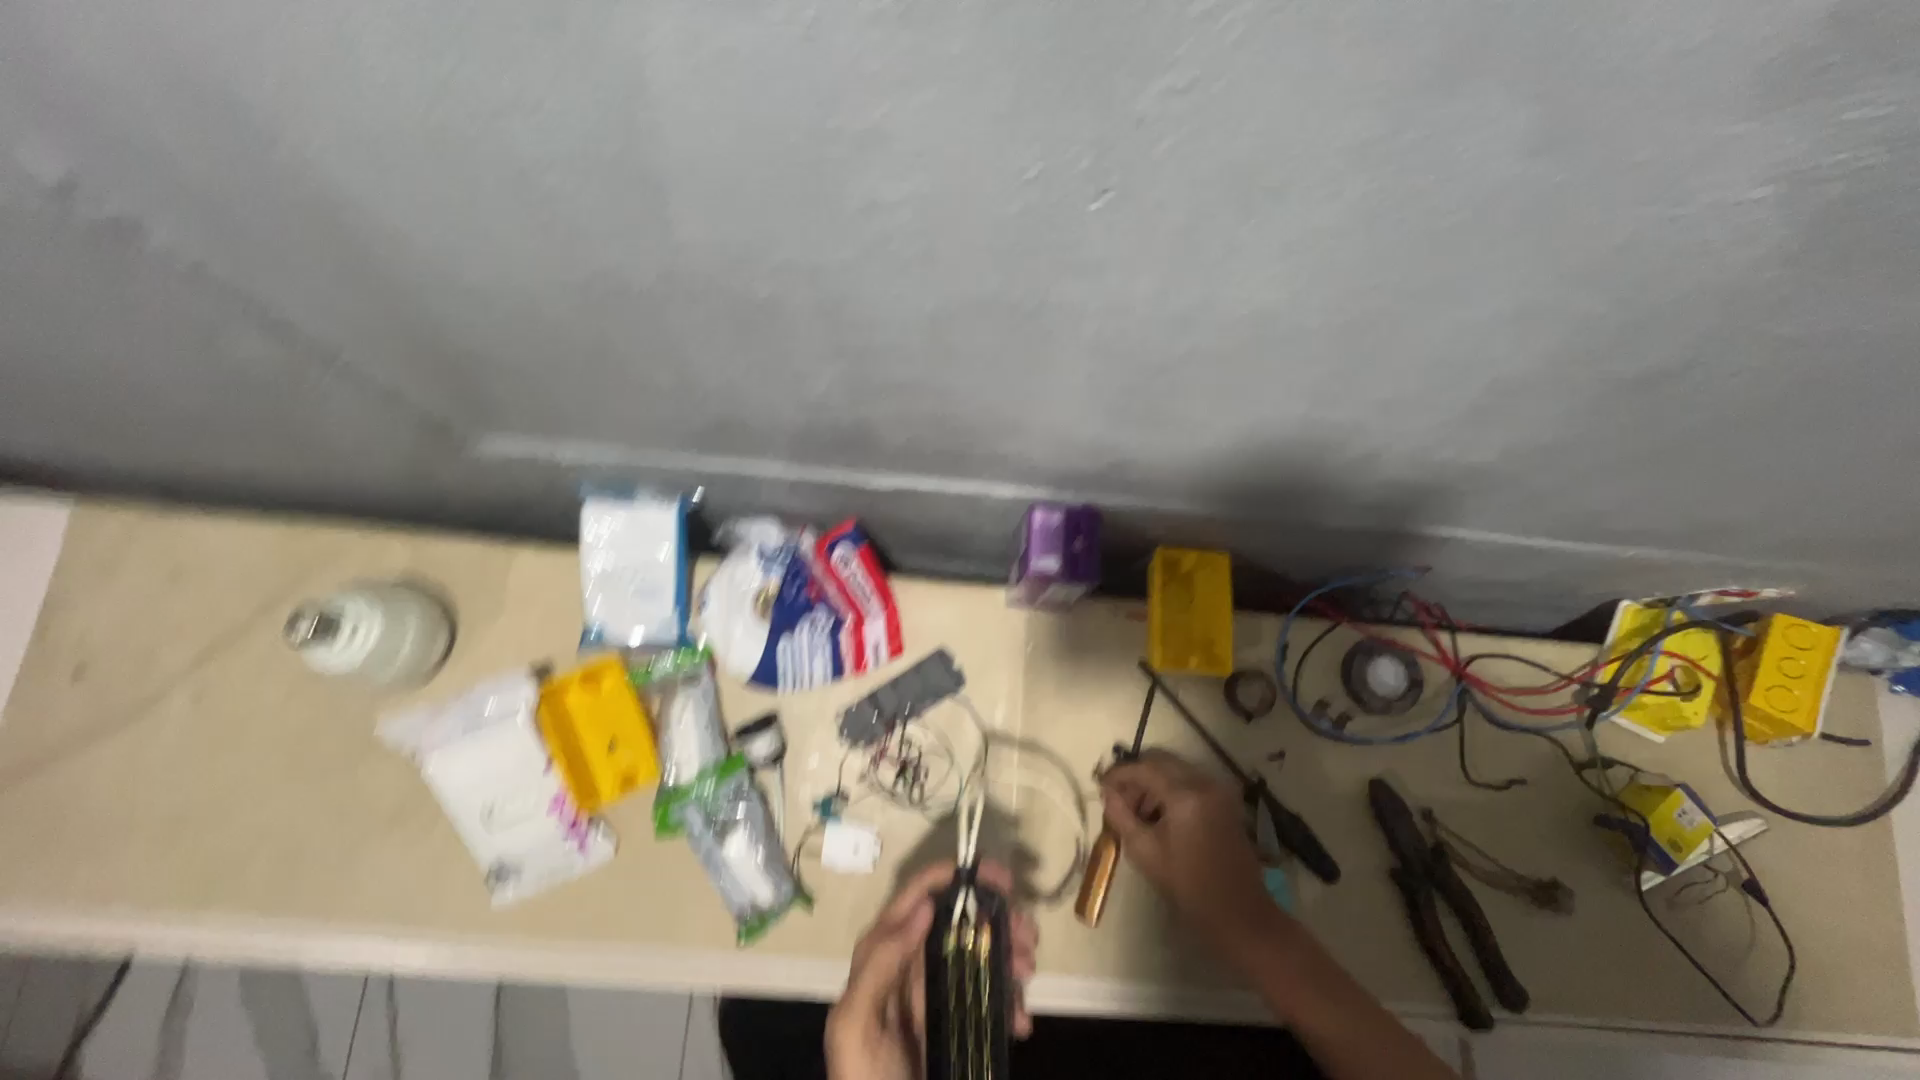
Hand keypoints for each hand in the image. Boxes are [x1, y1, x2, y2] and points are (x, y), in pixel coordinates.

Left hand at [824, 860, 1037, 1079]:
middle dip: (999, 918)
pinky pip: (994, 997)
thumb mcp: (855, 1024)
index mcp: (885, 954)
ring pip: (983, 953)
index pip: (918, 897)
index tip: (997, 876)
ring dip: (1013, 955)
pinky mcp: (962, 1022)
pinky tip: (1021, 1023)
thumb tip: (924, 905)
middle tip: (1027, 936)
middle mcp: (914, 964)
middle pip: (961, 921)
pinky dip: (1014, 1002)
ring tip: (1027, 973)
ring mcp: (941, 992)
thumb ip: (879, 963)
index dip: (955, 876)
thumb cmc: (865, 1077)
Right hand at [1101, 749, 1277, 949]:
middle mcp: (1204, 782)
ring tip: (1136, 811)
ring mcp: (1218, 790)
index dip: (1119, 774)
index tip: (1100, 786)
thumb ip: (1120, 815)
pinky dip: (1170, 789)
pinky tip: (1158, 815)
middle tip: (1118, 799)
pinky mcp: (1224, 800)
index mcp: (1186, 795)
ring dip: (1153, 782)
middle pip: (1161, 761)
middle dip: (1136, 775)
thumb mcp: (1144, 851)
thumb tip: (1107, 793)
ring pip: (1175, 769)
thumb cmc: (1188, 885)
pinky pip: (1190, 781)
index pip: (1144, 768)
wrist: (1238, 911)